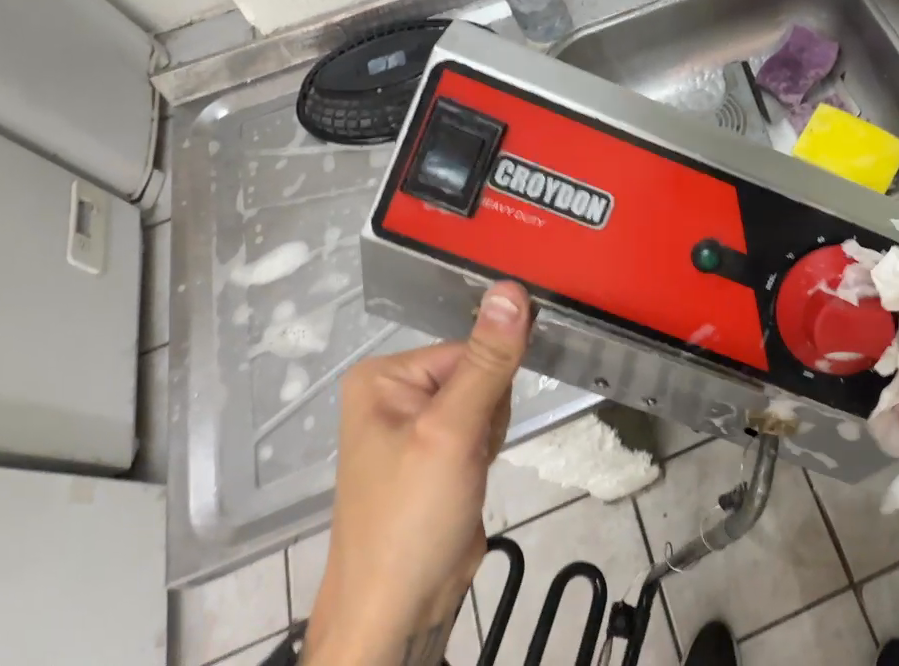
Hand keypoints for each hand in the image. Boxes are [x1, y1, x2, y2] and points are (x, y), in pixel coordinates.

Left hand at [304, 282, 532, 665]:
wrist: (398, 608)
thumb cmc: (411, 516)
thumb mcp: (451, 432)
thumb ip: (487, 361)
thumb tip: (512, 289)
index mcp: (385, 376)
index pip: (468, 347)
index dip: (489, 383)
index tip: (480, 423)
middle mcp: (397, 392)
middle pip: (480, 371)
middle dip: (490, 412)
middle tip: (468, 452)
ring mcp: (418, 425)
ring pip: (488, 400)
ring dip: (490, 434)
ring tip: (467, 470)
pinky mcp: (438, 453)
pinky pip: (482, 427)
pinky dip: (487, 450)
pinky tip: (470, 477)